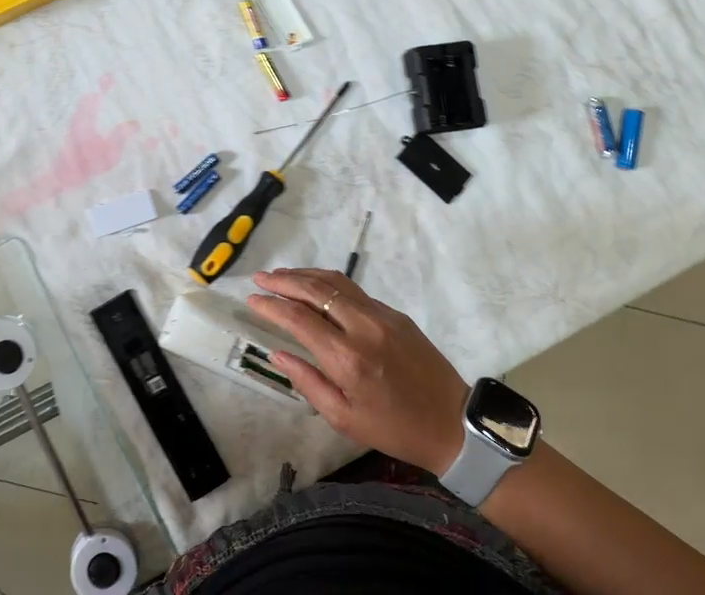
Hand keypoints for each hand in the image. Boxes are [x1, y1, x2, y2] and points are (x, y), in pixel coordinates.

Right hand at [246, 268, 469, 474]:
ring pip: (336, 282)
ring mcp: (382, 316)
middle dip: (283, 281)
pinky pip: (355, 292)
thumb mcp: (343, 419)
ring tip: (282, 276)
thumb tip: (279, 353)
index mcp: (347, 358)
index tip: (252, 300)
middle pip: (316, 290)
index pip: (299, 318)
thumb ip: (308, 382)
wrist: (452, 424)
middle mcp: (363, 328)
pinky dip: (329, 285)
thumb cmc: (393, 429)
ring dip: (306, 275)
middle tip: (260, 279)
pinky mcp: (396, 315)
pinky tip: (316, 289)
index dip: (271, 306)